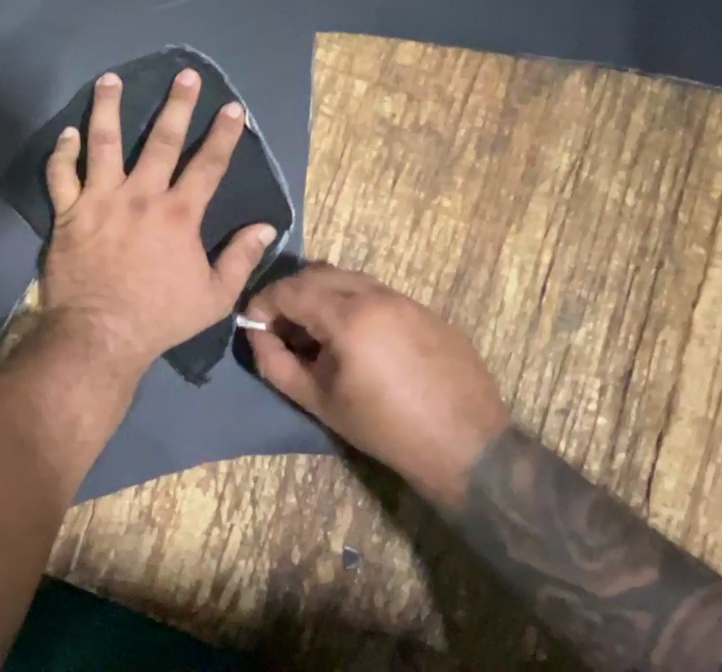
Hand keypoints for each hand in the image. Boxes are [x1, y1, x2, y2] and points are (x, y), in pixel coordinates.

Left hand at [40, 69, 278, 373]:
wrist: (100, 333)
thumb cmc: (159, 317)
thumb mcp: (214, 297)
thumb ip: (240, 259)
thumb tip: (265, 227)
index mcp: (178, 214)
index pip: (208, 165)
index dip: (224, 135)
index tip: (233, 108)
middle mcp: (140, 196)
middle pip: (162, 141)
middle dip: (177, 105)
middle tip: (185, 75)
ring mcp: (100, 200)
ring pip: (103, 143)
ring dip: (107, 108)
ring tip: (110, 79)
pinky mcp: (69, 212)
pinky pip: (61, 175)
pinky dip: (62, 152)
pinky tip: (67, 132)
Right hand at [245, 265, 510, 508]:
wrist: (467, 447)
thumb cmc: (384, 428)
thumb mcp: (318, 401)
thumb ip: (276, 363)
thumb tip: (256, 335)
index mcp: (348, 316)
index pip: (288, 290)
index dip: (262, 304)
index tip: (254, 325)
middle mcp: (377, 295)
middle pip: (316, 274)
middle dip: (290, 294)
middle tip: (281, 326)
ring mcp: (407, 300)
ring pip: (349, 279)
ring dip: (322, 295)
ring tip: (317, 333)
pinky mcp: (428, 312)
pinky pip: (379, 294)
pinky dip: (354, 304)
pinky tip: (358, 341)